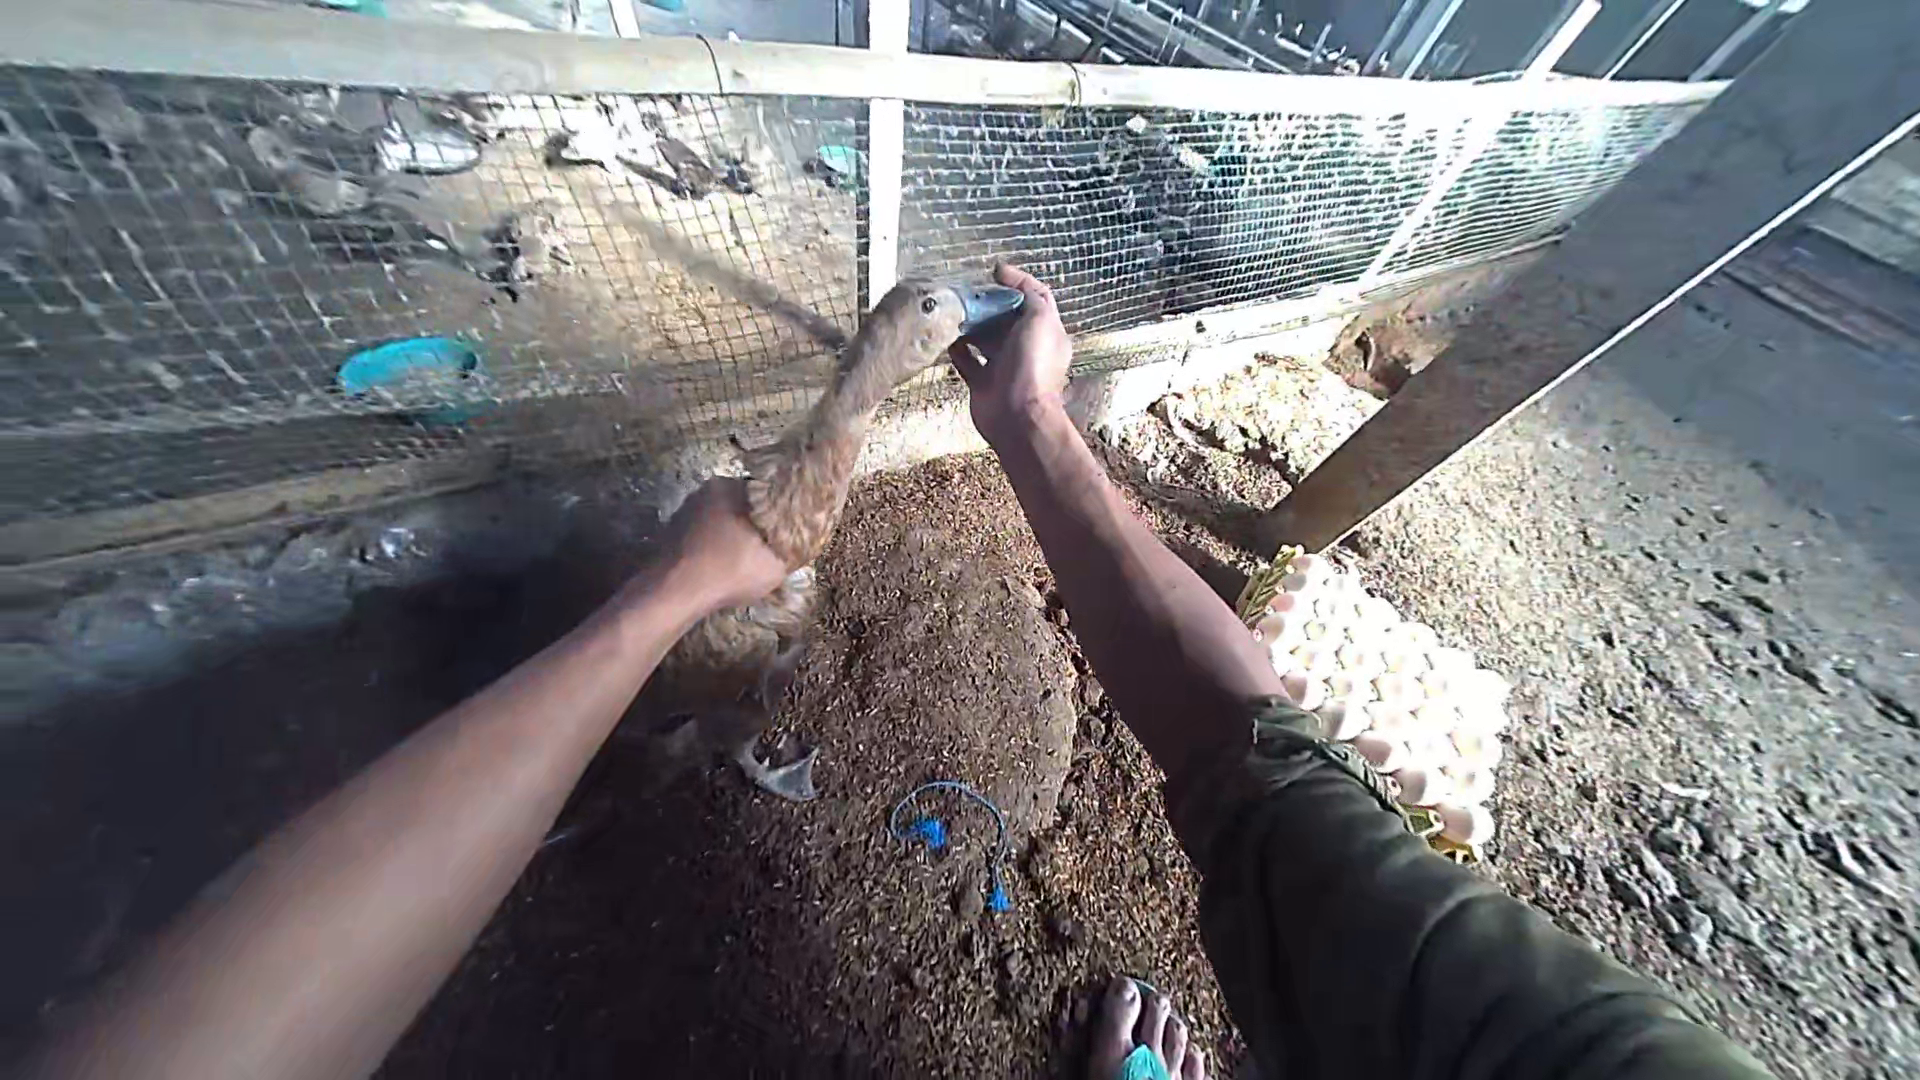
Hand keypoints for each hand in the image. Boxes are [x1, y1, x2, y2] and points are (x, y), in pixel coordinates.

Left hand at [653, 478, 789, 611]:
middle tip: (769, 542)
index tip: (788, 527)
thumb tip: (800, 540)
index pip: (767, 490)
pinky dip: (715, 543)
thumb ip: (793, 546)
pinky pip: (704, 532)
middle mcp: (707, 489)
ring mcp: (686, 509)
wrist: (674, 592)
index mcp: (733, 486)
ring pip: (722, 517)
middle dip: (756, 520)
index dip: (780, 509)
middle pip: (744, 502)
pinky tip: (722, 562)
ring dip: (734, 532)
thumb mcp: (777, 564)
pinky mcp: (672, 529)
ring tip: (746, 555)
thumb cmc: (731, 569)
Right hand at [948, 262, 1070, 445]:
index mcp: (1045, 332)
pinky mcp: (983, 383)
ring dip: (969, 325)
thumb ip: (1029, 292)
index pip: (1034, 299)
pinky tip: (946, 337)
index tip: (994, 273)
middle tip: (965, 293)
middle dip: (986, 304)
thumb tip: (1004, 273)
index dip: (1016, 283)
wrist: (1017, 416)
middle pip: (1004, 317)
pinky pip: (967, 361)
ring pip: (984, 338)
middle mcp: (1025, 348)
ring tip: (952, 311)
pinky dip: (957, 349)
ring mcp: (1003, 366)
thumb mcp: (1040, 318)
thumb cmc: (1033, 366)